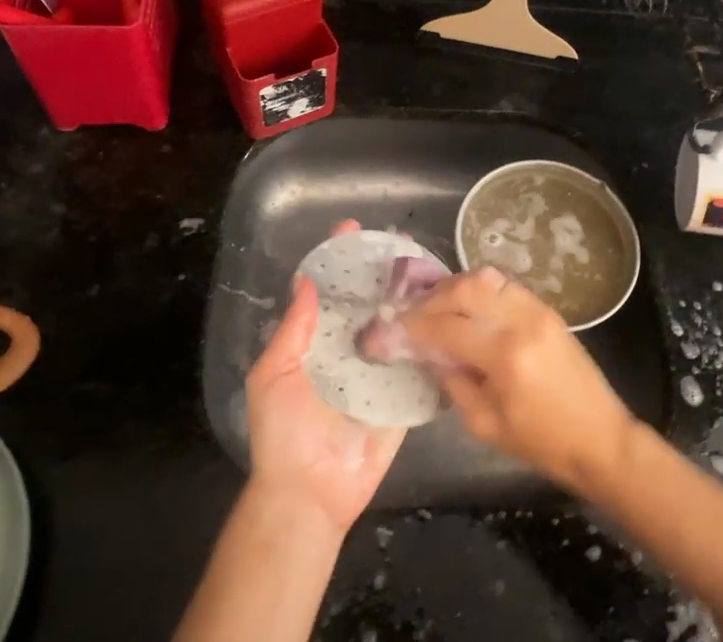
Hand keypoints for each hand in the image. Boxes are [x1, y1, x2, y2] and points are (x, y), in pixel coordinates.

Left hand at [245, 220, 404, 533]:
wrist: (309, 493)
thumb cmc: (283, 433)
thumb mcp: (274, 375)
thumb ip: (293, 330)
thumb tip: (307, 280)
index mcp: (315, 340)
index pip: (330, 289)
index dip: (340, 258)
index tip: (353, 228)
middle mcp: (348, 348)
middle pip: (369, 300)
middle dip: (383, 269)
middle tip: (404, 240)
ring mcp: (378, 371)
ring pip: (397, 325)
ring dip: (412, 297)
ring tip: (431, 266)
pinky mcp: (402, 397)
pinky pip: (418, 365)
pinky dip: (431, 340)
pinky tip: (449, 313)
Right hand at [398, 268, 635, 494]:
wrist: (601, 439)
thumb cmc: (541, 442)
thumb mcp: (485, 424)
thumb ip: (451, 381)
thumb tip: (425, 350)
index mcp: (505, 356)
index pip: (445, 326)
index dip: (412, 326)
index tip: (390, 330)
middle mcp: (521, 322)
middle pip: (465, 287)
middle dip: (431, 297)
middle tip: (412, 315)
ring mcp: (538, 311)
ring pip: (486, 278)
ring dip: (455, 288)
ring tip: (436, 308)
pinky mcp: (548, 311)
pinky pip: (506, 286)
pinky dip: (480, 291)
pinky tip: (467, 309)